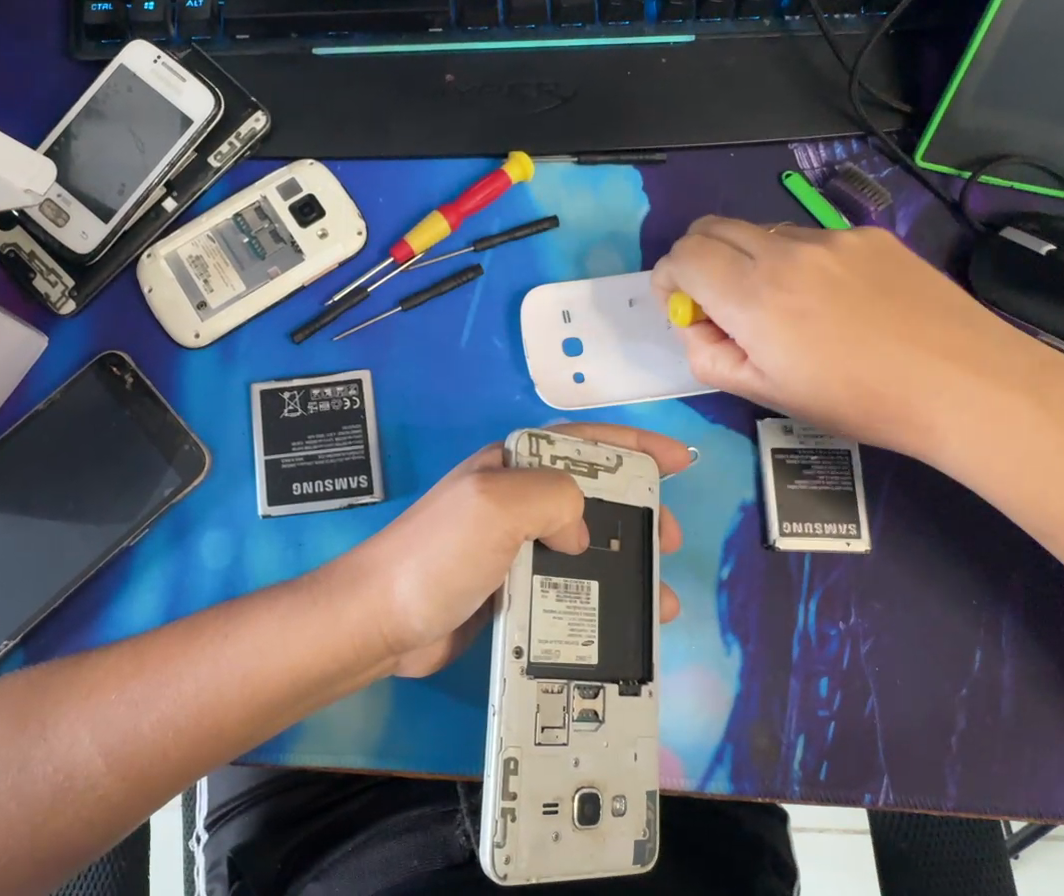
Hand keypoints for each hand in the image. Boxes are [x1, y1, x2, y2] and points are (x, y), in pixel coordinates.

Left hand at [337, 424, 691, 679]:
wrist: (382, 619)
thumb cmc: (439, 553)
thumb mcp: (499, 503)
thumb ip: (555, 497)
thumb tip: (579, 532)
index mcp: (511, 466)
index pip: (584, 443)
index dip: (634, 444)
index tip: (681, 461)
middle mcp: (513, 500)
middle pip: (591, 495)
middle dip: (638, 511)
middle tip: (671, 539)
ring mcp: (509, 546)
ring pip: (584, 546)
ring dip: (626, 564)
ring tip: (660, 593)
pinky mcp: (507, 589)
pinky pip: (566, 586)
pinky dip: (598, 598)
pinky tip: (622, 620)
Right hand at [650, 218, 1063, 460]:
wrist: (967, 384)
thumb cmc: (857, 401)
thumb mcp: (764, 393)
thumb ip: (708, 354)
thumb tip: (695, 324)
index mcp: (752, 295)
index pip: (683, 255)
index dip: (668, 278)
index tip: (682, 305)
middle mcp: (785, 252)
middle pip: (712, 227)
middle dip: (697, 259)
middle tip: (715, 300)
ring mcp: (831, 238)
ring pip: (761, 231)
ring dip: (748, 259)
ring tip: (784, 307)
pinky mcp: (870, 236)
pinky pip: (810, 238)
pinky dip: (797, 261)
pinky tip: (835, 301)